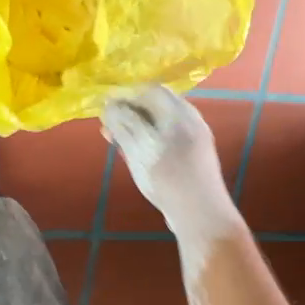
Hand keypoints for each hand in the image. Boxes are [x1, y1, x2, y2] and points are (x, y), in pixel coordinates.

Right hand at [101, 86, 239, 246]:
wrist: (201, 214)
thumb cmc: (168, 178)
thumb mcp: (140, 149)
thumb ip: (124, 124)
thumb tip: (109, 105)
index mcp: (179, 113)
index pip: (149, 90)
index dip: (125, 94)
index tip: (104, 105)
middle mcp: (189, 120)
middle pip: (155, 105)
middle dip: (128, 111)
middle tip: (107, 124)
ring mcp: (193, 138)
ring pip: (159, 123)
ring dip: (135, 126)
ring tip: (115, 139)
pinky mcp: (192, 156)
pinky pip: (165, 138)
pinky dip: (146, 139)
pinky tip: (133, 153)